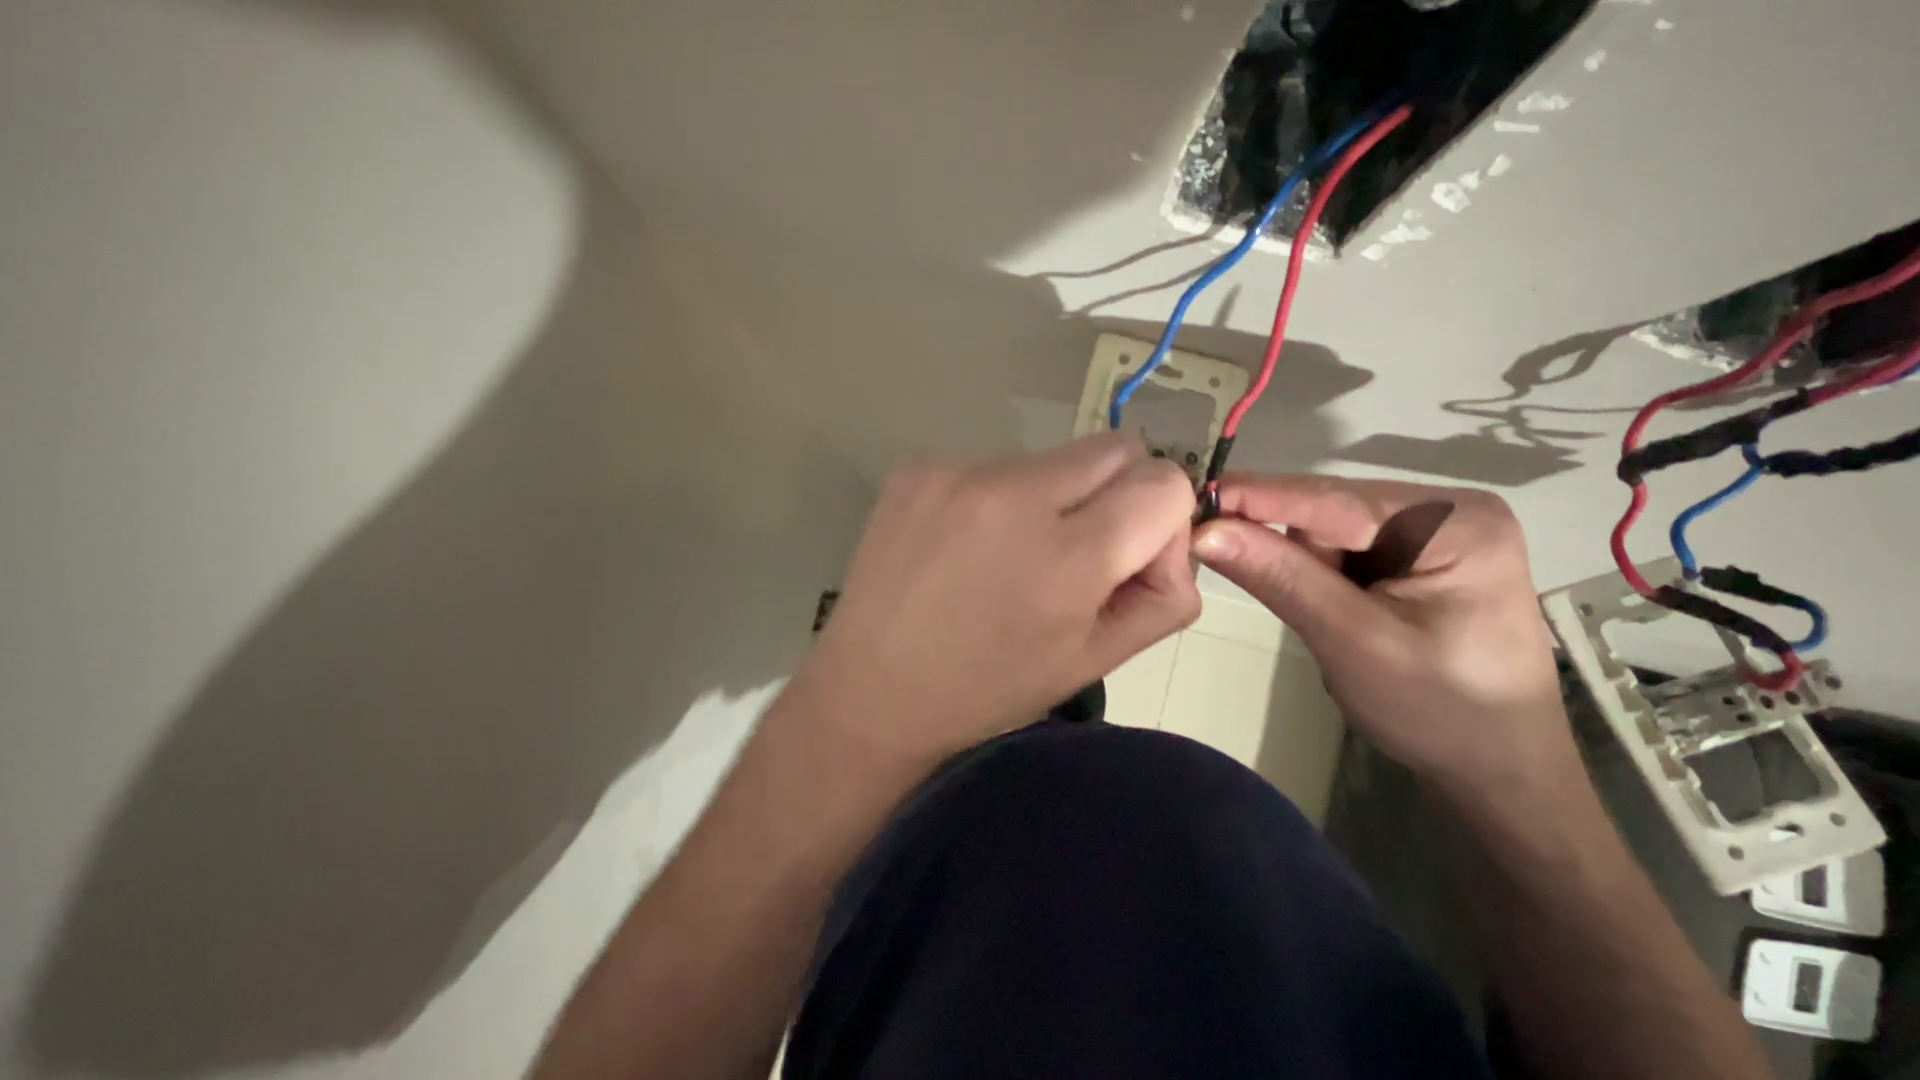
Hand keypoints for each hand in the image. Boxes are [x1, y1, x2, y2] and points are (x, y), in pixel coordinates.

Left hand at [797, 432, 1201, 765]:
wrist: (871, 691)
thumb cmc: (988, 690)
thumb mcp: (1093, 662)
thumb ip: (1161, 598)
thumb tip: (1172, 544)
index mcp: (1068, 556)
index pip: (1165, 482)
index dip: (1163, 521)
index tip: (1127, 562)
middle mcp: (1015, 495)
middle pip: (1116, 448)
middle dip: (1118, 494)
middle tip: (1079, 551)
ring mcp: (959, 473)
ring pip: (1051, 457)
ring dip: (1053, 498)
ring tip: (1008, 558)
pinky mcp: (919, 467)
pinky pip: (993, 465)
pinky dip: (998, 499)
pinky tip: (967, 550)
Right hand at [1192, 475, 1570, 793]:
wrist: (1500, 767)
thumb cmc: (1436, 711)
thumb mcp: (1351, 643)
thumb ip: (1281, 578)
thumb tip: (1207, 530)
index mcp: (1455, 522)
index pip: (1335, 501)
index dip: (1260, 498)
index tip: (1194, 498)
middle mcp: (1455, 508)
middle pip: (1336, 511)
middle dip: (1294, 548)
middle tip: (1278, 597)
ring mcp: (1447, 528)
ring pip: (1339, 529)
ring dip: (1312, 567)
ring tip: (1332, 623)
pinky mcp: (1433, 551)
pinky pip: (1356, 546)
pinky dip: (1330, 576)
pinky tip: (1342, 612)